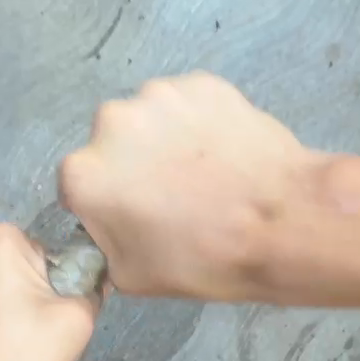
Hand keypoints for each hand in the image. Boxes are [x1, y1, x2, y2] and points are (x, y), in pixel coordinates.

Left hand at [0, 225, 97, 360]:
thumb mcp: (73, 327)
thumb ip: (90, 295)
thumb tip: (89, 287)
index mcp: (1, 238)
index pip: (51, 260)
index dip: (59, 297)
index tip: (49, 331)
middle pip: (18, 275)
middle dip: (28, 306)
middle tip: (27, 348)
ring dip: (0, 319)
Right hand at [59, 73, 325, 299]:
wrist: (281, 223)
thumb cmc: (200, 259)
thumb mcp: (130, 277)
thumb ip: (101, 248)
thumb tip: (105, 232)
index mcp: (84, 173)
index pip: (77, 188)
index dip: (102, 206)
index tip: (130, 218)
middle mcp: (111, 122)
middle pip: (110, 146)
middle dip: (130, 166)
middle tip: (169, 196)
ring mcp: (159, 96)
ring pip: (149, 121)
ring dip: (162, 141)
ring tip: (201, 175)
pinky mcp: (203, 83)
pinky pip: (188, 105)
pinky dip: (198, 124)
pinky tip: (221, 154)